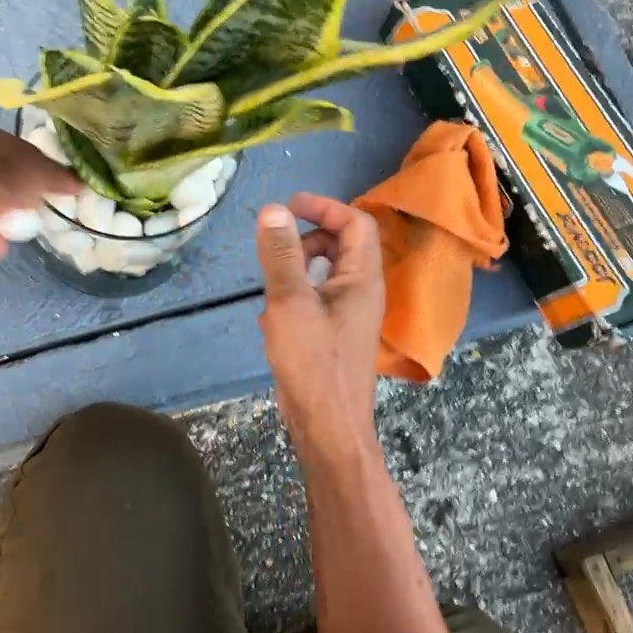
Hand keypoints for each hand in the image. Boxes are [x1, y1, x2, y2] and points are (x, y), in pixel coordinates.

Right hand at [254, 194, 386, 464]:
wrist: (327, 425)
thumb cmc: (312, 361)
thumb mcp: (290, 302)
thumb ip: (282, 255)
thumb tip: (274, 210)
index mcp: (362, 279)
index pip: (355, 223)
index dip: (324, 207)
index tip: (288, 207)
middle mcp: (362, 293)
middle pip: (341, 245)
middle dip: (305, 241)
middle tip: (275, 254)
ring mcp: (348, 316)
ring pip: (324, 274)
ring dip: (295, 272)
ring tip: (270, 292)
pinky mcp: (333, 335)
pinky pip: (314, 301)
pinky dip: (293, 299)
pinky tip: (271, 323)